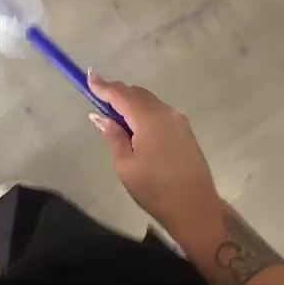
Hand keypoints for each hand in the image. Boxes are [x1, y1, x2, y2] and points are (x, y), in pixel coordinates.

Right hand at [89, 76, 221, 231]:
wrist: (195, 207)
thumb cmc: (155, 189)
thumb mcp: (126, 166)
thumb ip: (114, 137)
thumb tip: (102, 117)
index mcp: (149, 118)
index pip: (121, 94)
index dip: (103, 86)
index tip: (89, 77)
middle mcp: (165, 112)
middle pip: (136, 94)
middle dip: (117, 93)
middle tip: (99, 99)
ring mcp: (178, 120)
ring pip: (149, 101)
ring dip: (131, 103)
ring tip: (116, 116)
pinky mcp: (185, 130)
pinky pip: (159, 112)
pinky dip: (144, 112)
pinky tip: (136, 127)